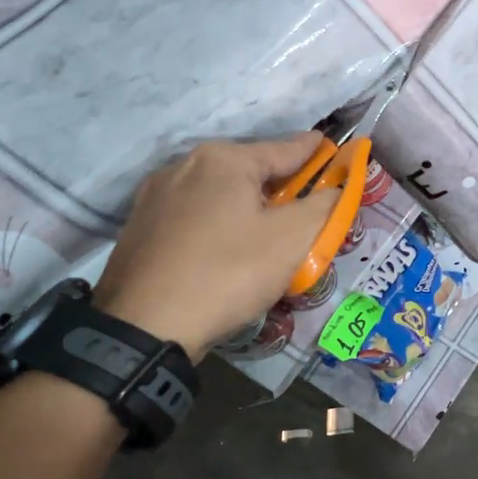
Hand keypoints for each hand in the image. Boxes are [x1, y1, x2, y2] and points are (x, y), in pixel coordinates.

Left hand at [95, 137, 338, 359]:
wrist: (143, 329)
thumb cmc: (228, 272)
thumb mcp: (293, 238)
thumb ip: (325, 204)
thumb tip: (337, 188)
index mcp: (224, 159)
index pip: (288, 148)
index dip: (320, 154)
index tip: (339, 154)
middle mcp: (185, 165)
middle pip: (252, 172)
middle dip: (282, 189)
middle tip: (307, 213)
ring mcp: (154, 197)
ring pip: (221, 195)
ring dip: (248, 209)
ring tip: (266, 238)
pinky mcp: (138, 228)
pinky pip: (194, 217)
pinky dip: (218, 226)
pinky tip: (226, 253)